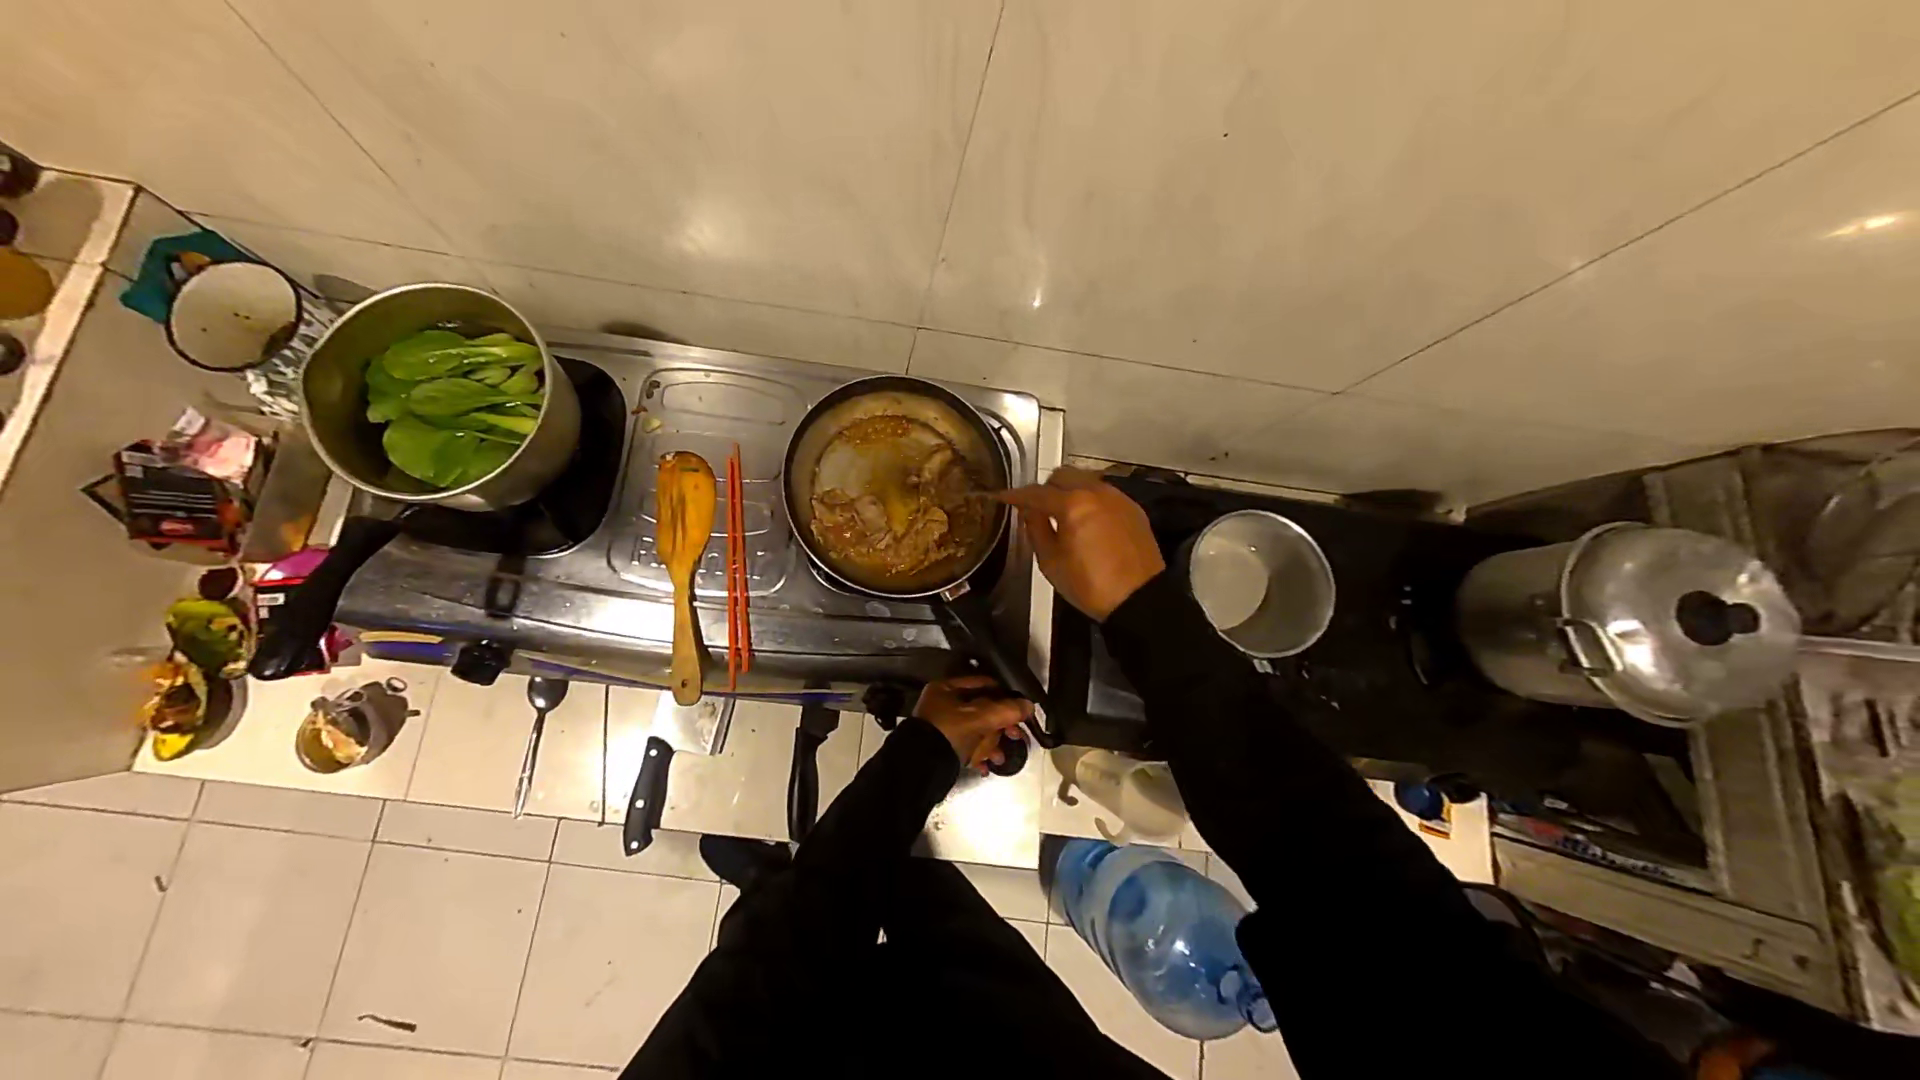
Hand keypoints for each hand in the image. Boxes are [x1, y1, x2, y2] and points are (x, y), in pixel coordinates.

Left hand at [914, 675, 1031, 772]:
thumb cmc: (950, 733)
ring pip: (975, 731)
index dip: (1005, 695)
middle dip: (1001, 726)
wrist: (921, 769)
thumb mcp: (981, 717)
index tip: (1020, 709)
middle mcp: (942, 704)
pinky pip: (966, 747)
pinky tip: (987, 766)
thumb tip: (1029, 705)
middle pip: (981, 710)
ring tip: (1001, 757)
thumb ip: (1007, 709)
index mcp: (947, 688)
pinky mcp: (941, 747)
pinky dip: (978, 755)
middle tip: (1016, 736)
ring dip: (991, 744)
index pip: (984, 684)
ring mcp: (941, 727)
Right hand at [998, 467, 1165, 620]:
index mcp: (1073, 505)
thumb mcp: (1051, 562)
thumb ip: (1035, 530)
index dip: (1016, 495)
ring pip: (1085, 480)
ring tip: (1062, 514)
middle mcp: (1097, 493)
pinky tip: (1087, 521)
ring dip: (1069, 491)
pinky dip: (1090, 500)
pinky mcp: (1132, 508)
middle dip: (1045, 488)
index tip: (1004, 497)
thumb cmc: (1092, 586)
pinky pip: (1104, 493)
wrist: (1139, 599)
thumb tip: (1029, 513)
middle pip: (1062, 475)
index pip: (1036, 492)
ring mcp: (1117, 498)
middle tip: (1036, 506)